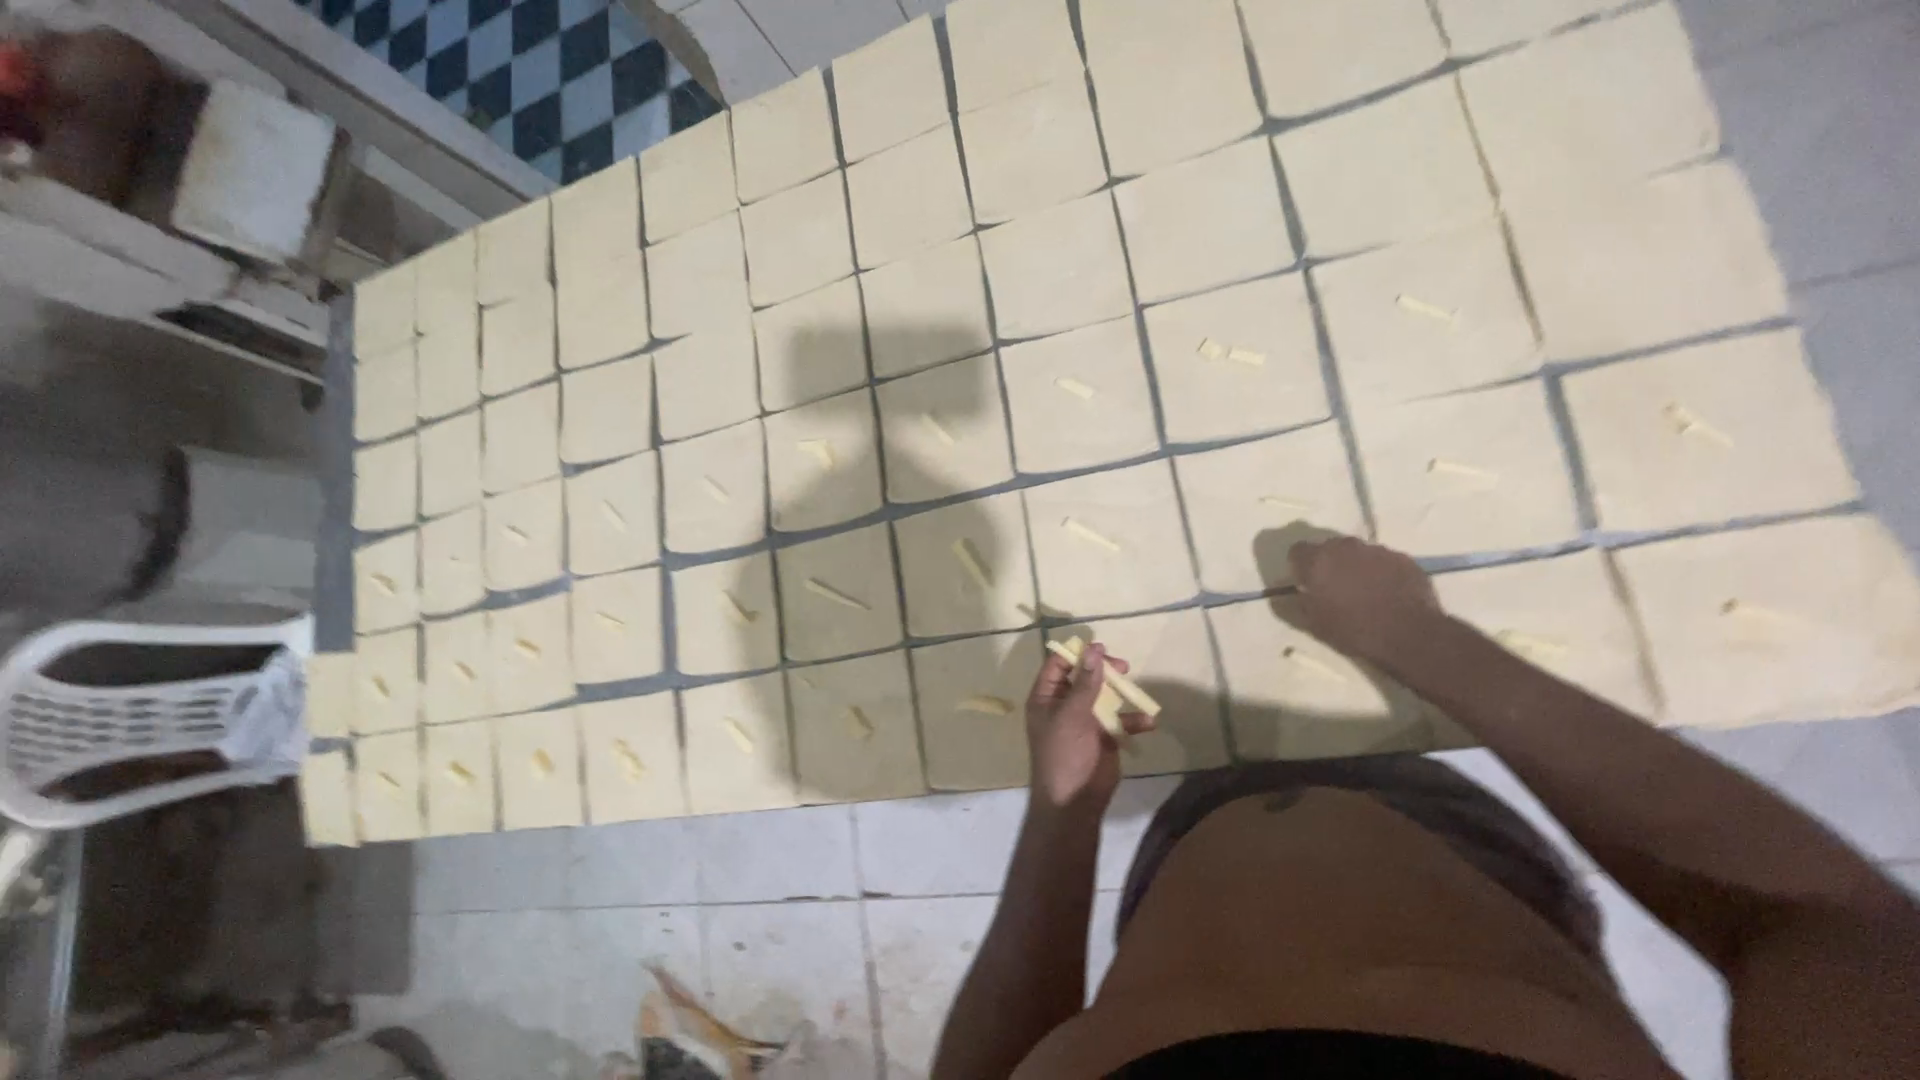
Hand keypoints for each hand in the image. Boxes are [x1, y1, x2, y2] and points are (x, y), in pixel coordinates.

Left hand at [1025, 644, 1150, 814]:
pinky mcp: (1104, 736)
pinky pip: (1120, 720)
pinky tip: (1147, 722)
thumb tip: (1094, 650)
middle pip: (1084, 676)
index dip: (1077, 654)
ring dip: (1121, 693)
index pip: (1058, 665)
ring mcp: (1085, 720)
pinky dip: (1132, 720)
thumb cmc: (1064, 754)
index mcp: (1046, 698)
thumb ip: (1085, 683)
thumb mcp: (1072, 715)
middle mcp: (1064, 705)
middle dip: (1103, 670)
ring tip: (1134, 691)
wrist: (1075, 800)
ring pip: (1104, 696)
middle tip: (1122, 667)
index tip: (1100, 647)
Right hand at [1288, 535, 1443, 665]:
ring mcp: (1377, 550)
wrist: (1410, 635)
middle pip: (1329, 547)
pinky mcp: (1403, 558)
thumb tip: (1289, 595)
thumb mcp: (1314, 625)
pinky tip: (1386, 593)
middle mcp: (1346, 547)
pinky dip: (1380, 572)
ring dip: (1355, 566)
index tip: (1304, 583)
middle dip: (1328, 563)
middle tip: (1333, 587)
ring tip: (1363, 591)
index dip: (1299, 566)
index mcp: (1319, 560)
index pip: (1297, 550)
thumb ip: (1297, 604)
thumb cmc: (1354, 631)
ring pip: (1358, 552)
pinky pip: (1384, 560)